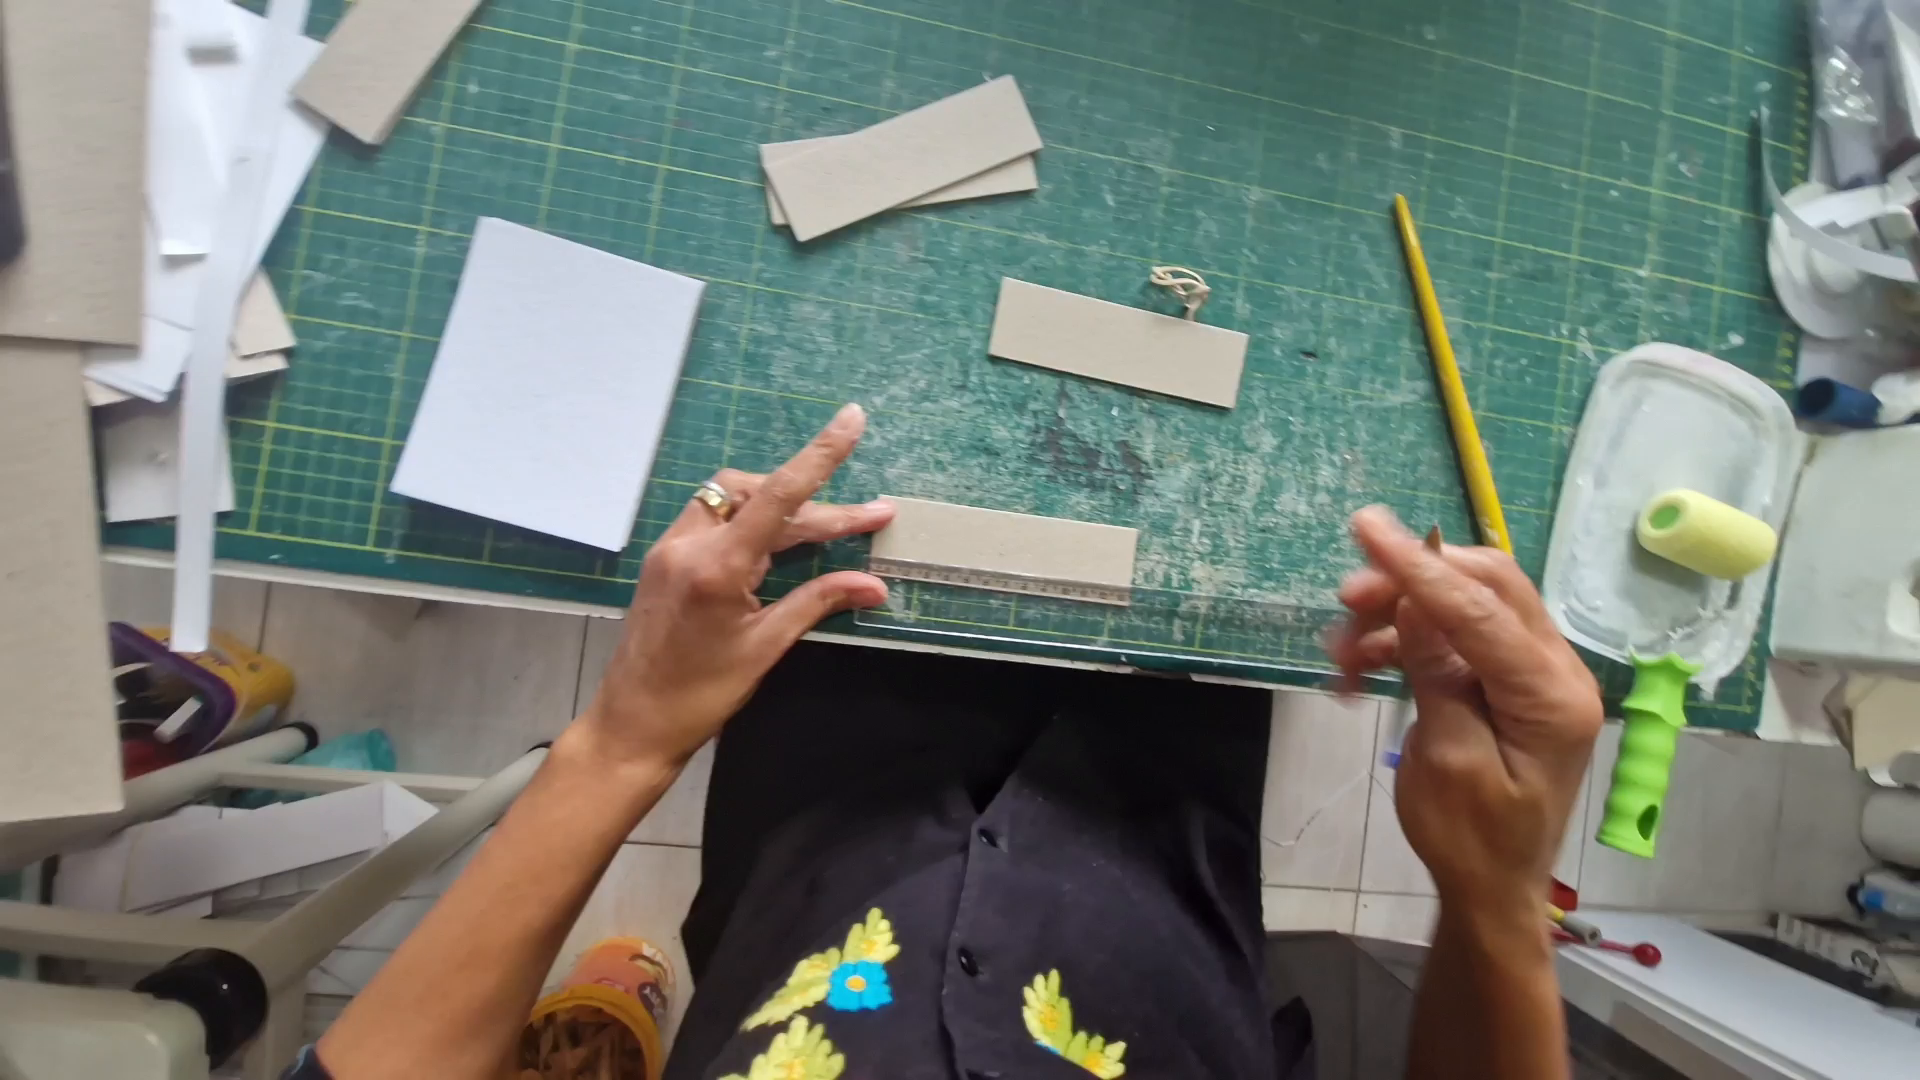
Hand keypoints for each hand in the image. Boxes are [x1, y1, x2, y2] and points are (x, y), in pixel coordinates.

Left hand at [576, 403, 893, 769]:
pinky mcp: (666, 560)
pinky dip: (753, 524)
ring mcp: (671, 549)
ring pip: (734, 501)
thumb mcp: (766, 647)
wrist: (632, 725)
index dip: (820, 455)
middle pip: (759, 494)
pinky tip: (779, 546)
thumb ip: (819, 602)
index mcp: (716, 566)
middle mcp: (688, 544)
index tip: (852, 420)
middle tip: (868, 520)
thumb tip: (876, 585)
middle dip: (816, 506)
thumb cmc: (701, 695)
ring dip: (781, 509)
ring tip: (827, 532)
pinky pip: (716, 521)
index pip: (778, 495)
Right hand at [1325, 506, 1601, 915]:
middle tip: (1345, 597)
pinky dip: (1395, 644)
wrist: (1490, 883)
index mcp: (1551, 696)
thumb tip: (1415, 602)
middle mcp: (1551, 670)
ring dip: (1391, 620)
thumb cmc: (1470, 836)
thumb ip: (1440, 676)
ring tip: (1339, 653)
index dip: (1419, 566)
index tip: (1366, 526)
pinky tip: (1356, 672)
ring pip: (1456, 607)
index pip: (1481, 610)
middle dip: (1408, 581)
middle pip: (1483, 587)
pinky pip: (1443, 637)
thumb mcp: (1449, 761)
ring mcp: (1524, 672)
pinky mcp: (1496, 679)